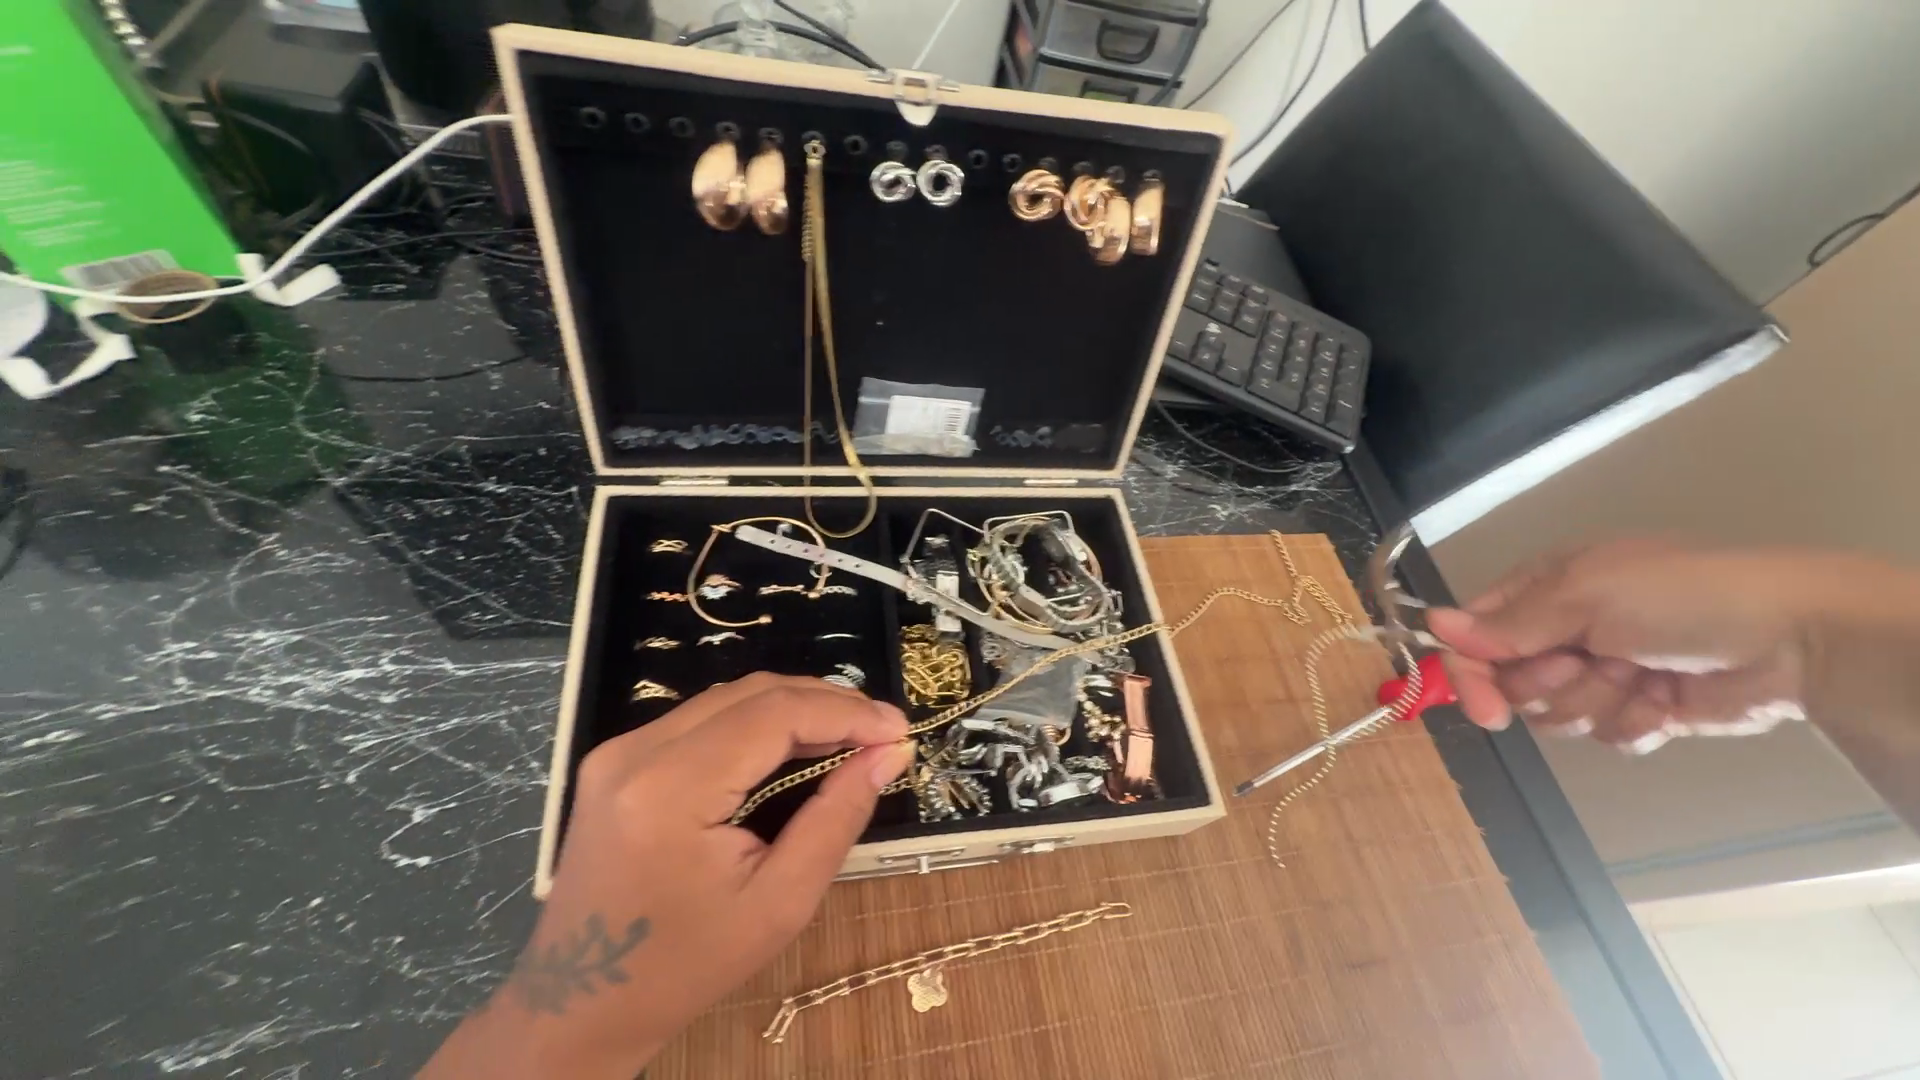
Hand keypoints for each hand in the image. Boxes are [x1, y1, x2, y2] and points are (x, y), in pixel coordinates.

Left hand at [421, 673, 911, 1078]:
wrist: (580, 1004)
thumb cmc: (686, 966)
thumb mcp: (779, 903)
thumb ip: (836, 818)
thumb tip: (887, 754)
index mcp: (670, 789)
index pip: (773, 714)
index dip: (844, 712)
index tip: (899, 728)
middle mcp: (636, 751)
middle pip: (751, 693)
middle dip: (826, 702)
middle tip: (881, 731)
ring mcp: (619, 750)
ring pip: (728, 697)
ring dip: (795, 707)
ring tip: (850, 734)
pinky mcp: (619, 758)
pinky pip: (704, 717)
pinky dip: (759, 721)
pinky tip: (795, 744)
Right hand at [1427, 539, 1814, 753]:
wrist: (1795, 640)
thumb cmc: (1680, 597)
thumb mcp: (1584, 595)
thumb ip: (1506, 622)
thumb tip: (1433, 626)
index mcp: (1541, 590)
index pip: (1473, 634)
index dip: (1470, 671)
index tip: (1483, 706)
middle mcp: (1560, 630)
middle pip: (1507, 680)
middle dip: (1545, 682)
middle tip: (1582, 667)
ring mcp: (1598, 672)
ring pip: (1553, 712)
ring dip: (1593, 699)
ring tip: (1638, 676)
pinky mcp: (1637, 711)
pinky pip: (1602, 733)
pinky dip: (1632, 722)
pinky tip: (1663, 702)